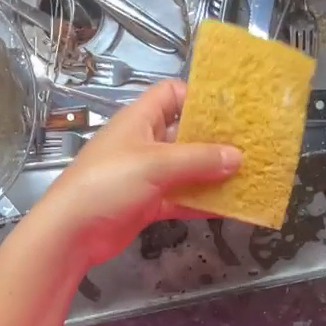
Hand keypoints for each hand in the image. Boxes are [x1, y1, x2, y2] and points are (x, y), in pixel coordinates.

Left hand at [26, 80, 240, 268]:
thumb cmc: (107, 184)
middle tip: (252, 145)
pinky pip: (182, 198)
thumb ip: (198, 159)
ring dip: (214, 174)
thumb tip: (237, 156)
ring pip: (187, 170)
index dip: (199, 97)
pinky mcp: (148, 204)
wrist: (73, 232)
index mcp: (140, 119)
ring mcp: (146, 175)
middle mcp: (144, 143)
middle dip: (217, 140)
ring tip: (249, 176)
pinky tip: (230, 206)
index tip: (231, 110)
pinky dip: (202, 202)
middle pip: (186, 134)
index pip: (172, 93)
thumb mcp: (155, 163)